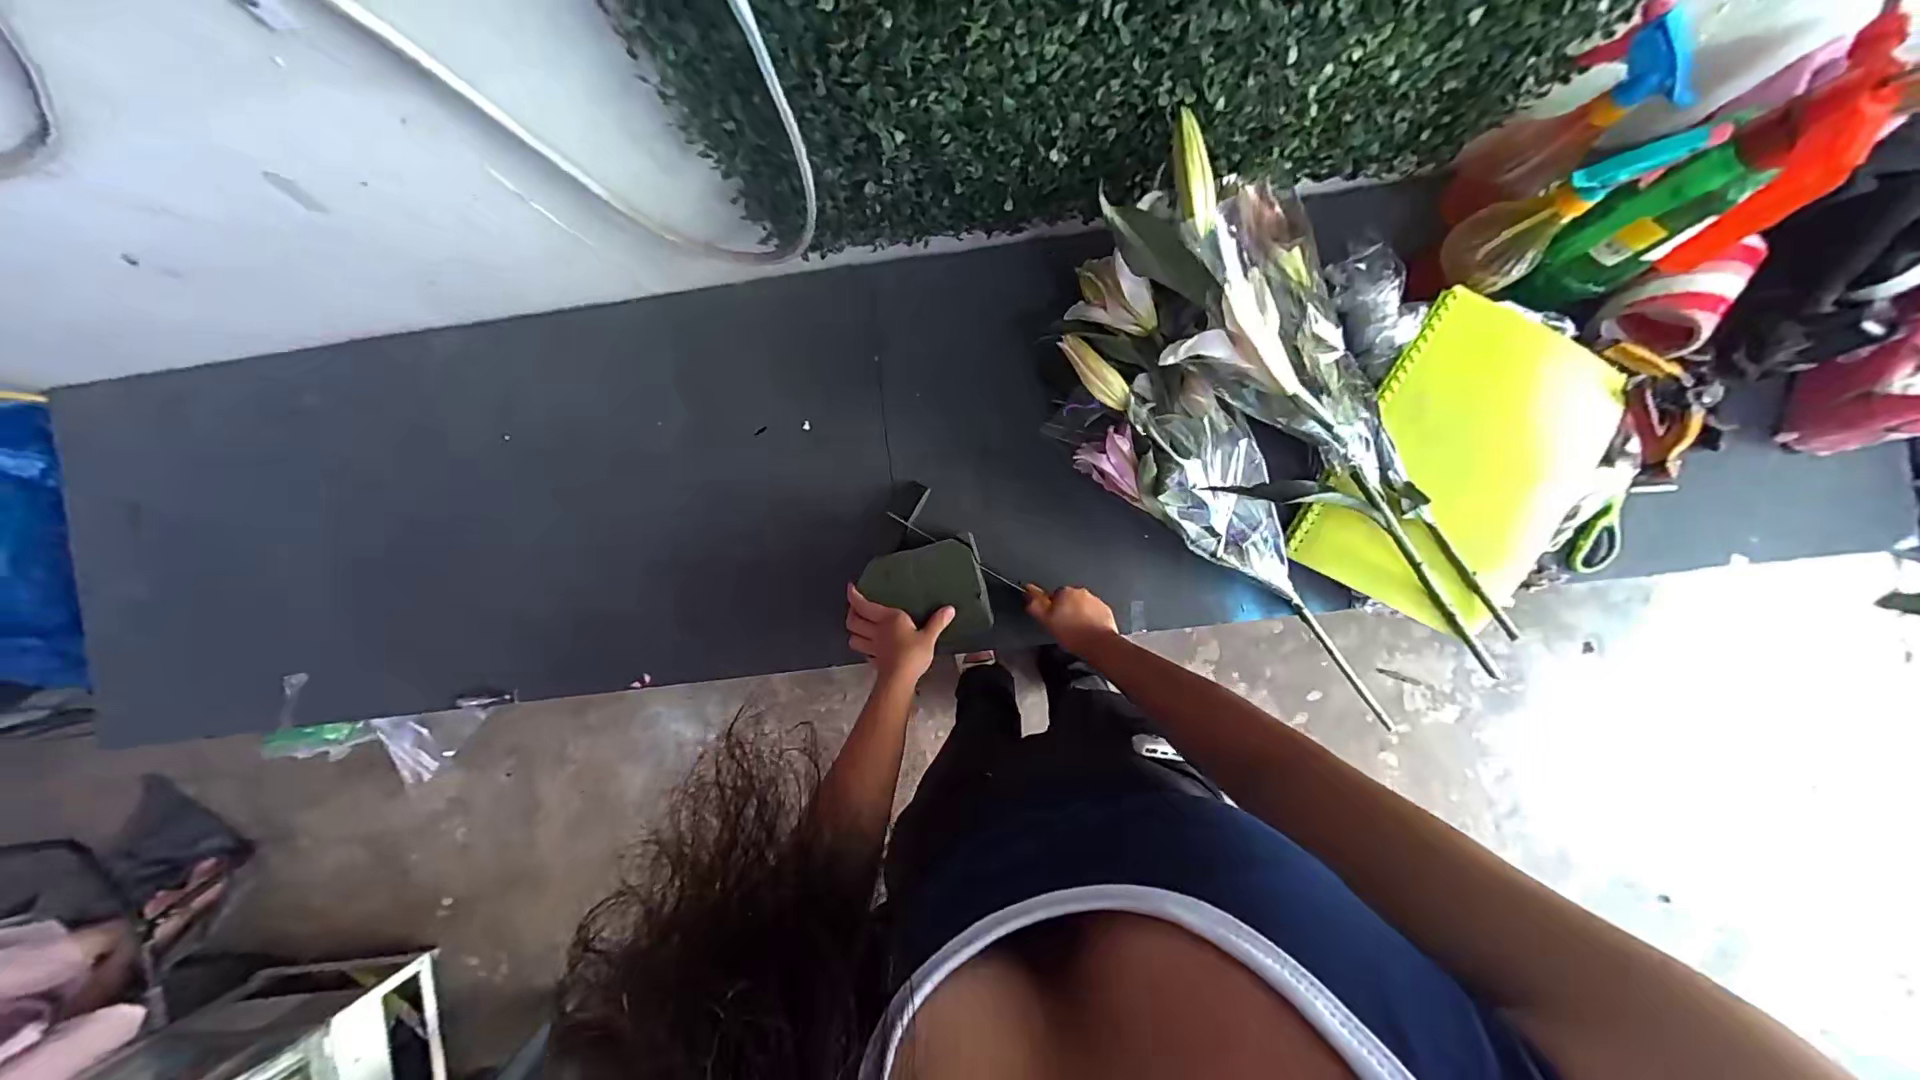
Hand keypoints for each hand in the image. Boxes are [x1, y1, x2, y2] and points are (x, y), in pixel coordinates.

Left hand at [846, 584, 953, 683]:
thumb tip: (950, 609)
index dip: (854, 596)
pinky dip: (863, 647)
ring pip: (853, 637)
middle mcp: (876, 630)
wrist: (900, 680)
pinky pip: (864, 652)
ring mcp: (873, 647)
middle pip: (853, 621)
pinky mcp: (874, 660)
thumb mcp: (928, 637)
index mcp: (888, 619)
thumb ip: (937, 622)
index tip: (851, 588)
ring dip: (853, 632)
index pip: (863, 605)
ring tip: (859, 627)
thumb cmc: (912, 654)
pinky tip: (870, 648)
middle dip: (851, 613)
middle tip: (854, 608)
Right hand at [1023, 584, 1119, 652]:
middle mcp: (1080, 592)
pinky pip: (1094, 612)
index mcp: (1064, 592)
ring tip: (1076, 631)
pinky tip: (1087, 631)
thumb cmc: (1073, 633)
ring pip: (1081, 606)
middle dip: (1066, 610)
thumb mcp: (1046, 620)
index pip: (1053, 595)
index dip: (1052, 609)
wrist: (1099, 643)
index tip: (1053, 620)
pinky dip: (1090, 619)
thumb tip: (1028, 590)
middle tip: (1064, 626)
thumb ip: (1035, 604)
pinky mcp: (1104, 610)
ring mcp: (1094, 600)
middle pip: (1068, 599)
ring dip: (1078, 615)